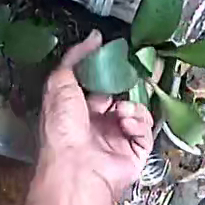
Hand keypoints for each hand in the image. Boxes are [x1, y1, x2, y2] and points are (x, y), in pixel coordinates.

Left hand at [37, 33, 153, 204]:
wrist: (76, 167)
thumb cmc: (61, 130)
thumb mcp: (59, 83)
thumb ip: (75, 58)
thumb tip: (92, 38)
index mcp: (76, 111)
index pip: (97, 86)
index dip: (107, 71)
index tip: (117, 57)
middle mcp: (97, 126)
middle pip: (121, 96)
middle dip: (128, 84)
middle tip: (134, 72)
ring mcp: (117, 140)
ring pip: (136, 111)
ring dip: (131, 104)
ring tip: (121, 108)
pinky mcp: (134, 152)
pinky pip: (146, 130)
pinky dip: (139, 121)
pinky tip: (126, 121)